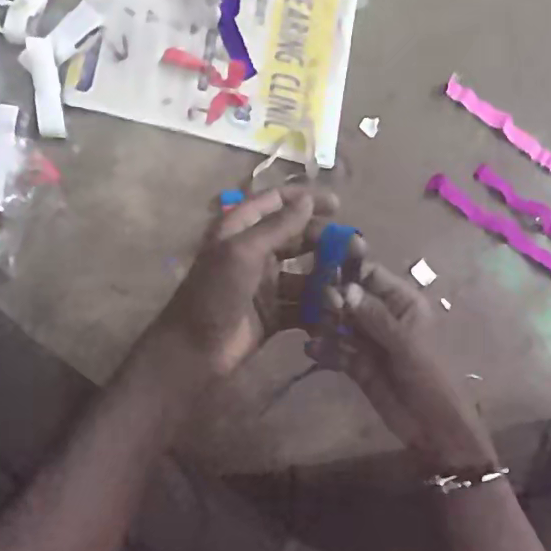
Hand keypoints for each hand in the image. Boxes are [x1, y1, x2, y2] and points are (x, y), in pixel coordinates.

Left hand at [143, 186, 336, 383]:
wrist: (194, 351)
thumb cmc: (214, 294)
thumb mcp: (243, 253)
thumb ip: (277, 227)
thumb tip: (307, 200)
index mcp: (239, 231)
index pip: (275, 204)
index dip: (305, 200)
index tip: (337, 205)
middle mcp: (253, 254)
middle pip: (296, 240)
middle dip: (326, 244)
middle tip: (357, 250)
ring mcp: (264, 286)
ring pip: (303, 275)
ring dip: (326, 279)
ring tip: (348, 287)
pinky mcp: (273, 315)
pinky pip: (301, 306)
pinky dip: (318, 308)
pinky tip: (336, 312)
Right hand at [329, 263, 497, 469]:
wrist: (435, 425)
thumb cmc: (431, 377)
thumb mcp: (406, 344)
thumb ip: (375, 316)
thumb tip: (345, 289)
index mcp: (404, 303)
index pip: (372, 275)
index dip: (348, 268)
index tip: (320, 262)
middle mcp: (384, 317)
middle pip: (350, 298)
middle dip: (332, 299)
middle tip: (317, 307)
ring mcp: (369, 342)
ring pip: (340, 324)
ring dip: (324, 324)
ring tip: (312, 330)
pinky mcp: (358, 366)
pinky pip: (336, 352)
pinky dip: (324, 350)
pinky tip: (311, 350)